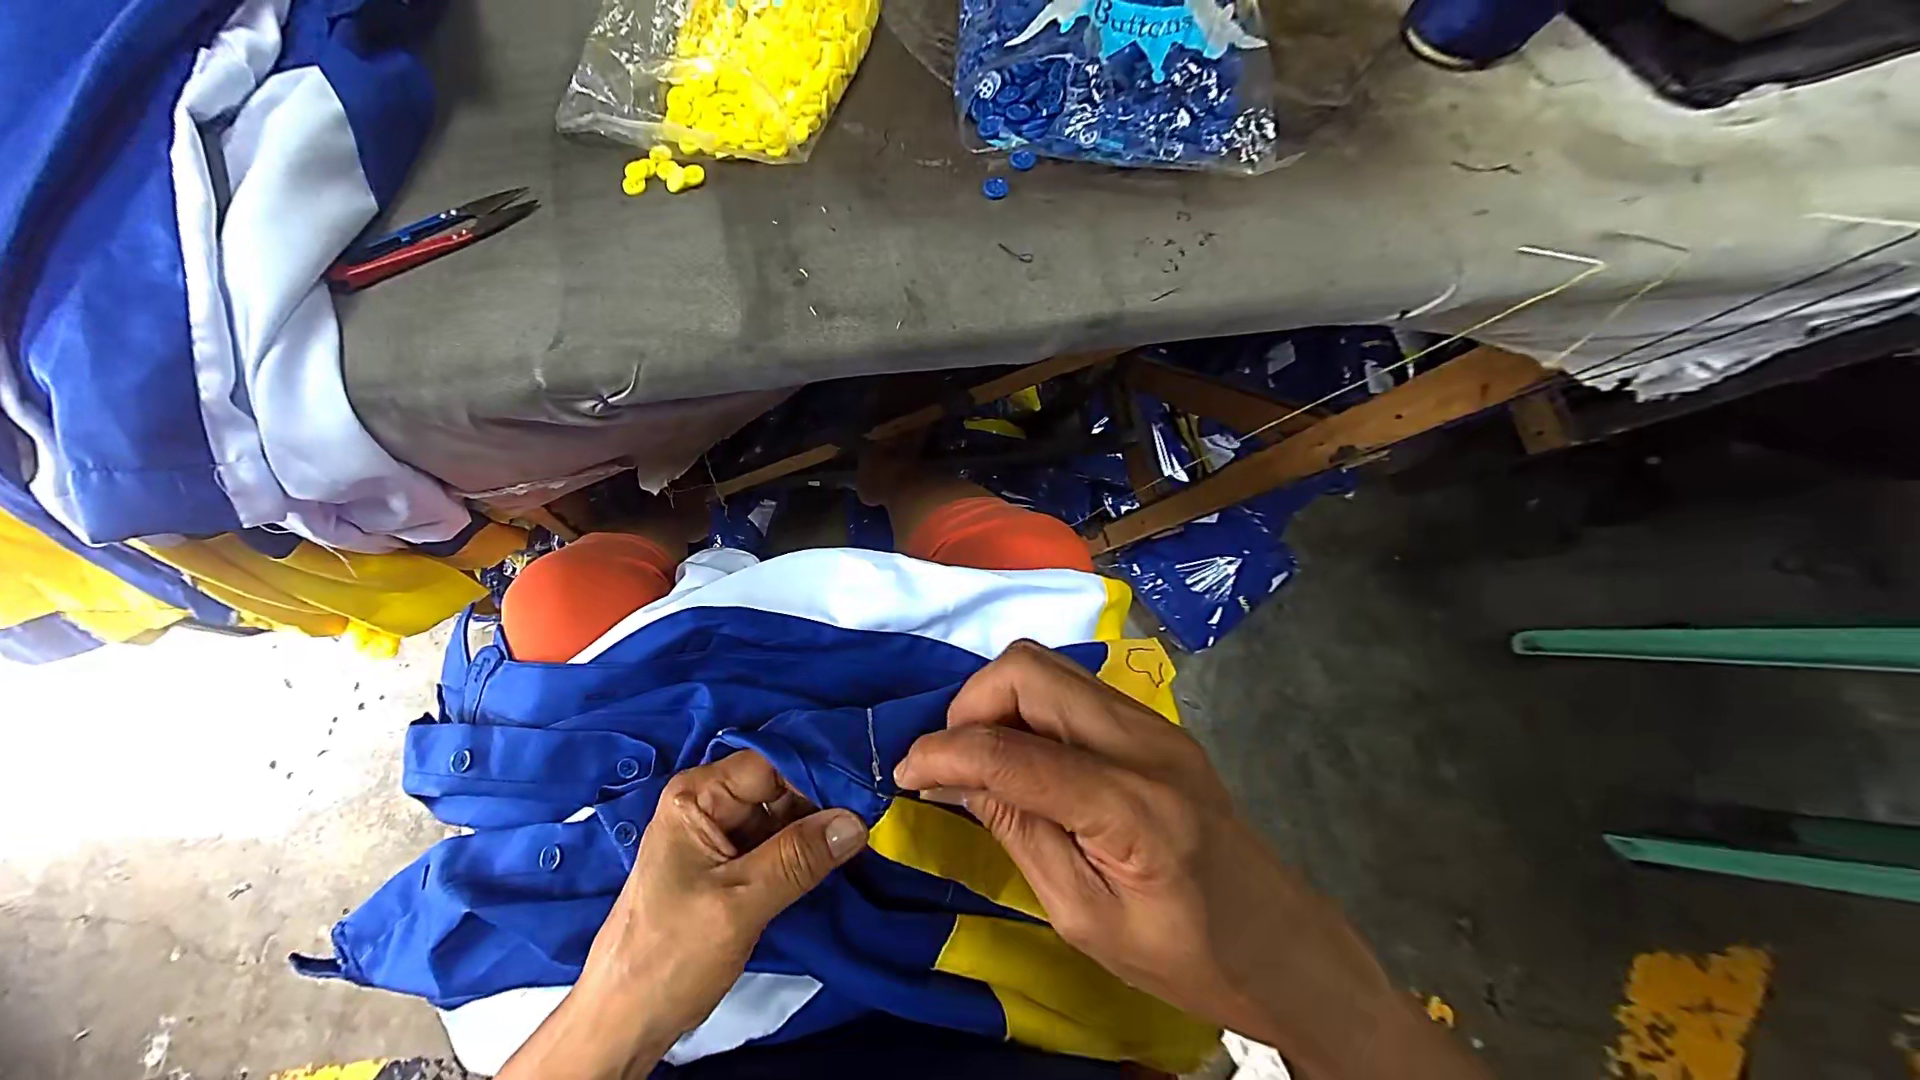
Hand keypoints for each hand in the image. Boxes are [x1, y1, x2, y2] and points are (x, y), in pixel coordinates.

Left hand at [498, 751, 867, 1079]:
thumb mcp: (738, 904)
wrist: (625, 1024)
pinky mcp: (735, 861)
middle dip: (824, 797)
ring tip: (867, 825)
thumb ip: (798, 858)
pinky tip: (842, 848)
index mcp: (697, 796)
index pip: (771, 763)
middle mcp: (710, 803)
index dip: (817, 770)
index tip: (865, 782)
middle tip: (873, 807)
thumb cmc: (668, 957)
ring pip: (786, 812)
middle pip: (781, 784)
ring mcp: (722, 832)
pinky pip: (781, 839)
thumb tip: (857, 821)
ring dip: (821, 823)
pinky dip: (809, 846)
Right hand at [893, 642, 1488, 1079]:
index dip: (944, 752)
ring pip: (1048, 665)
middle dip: (971, 703)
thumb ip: (1018, 833)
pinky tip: (1025, 753)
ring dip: (998, 699)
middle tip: (954, 760)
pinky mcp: (1153, 721)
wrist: (1281, 941)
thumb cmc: (1185, 954)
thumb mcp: (1084, 917)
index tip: (903, 770)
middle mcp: (1141, 740)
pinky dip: (1029, 705)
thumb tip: (954, 778)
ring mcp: (1152, 721)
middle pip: (1029, 668)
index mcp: (1129, 805)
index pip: (1012, 753)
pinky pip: (1071, 686)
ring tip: (983, 756)